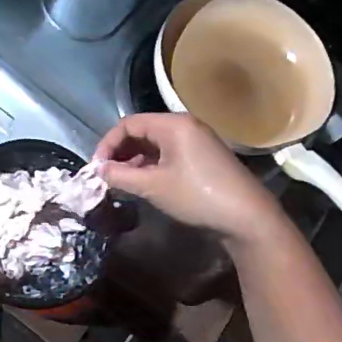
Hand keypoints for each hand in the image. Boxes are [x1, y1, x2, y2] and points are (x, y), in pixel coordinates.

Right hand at [92, 113, 287, 243]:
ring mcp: (195, 140)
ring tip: (120, 182)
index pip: (128, 124)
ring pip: (153, 144)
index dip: (107, 144)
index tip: (96, 168)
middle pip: (140, 131)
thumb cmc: (196, 196)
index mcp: (173, 125)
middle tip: (105, 175)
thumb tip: (98, 170)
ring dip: (132, 160)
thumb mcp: (152, 186)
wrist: (245, 216)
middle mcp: (184, 126)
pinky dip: (149, 165)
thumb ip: (119, 175)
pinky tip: (142, 183)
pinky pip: (167, 153)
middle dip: (119, 152)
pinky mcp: (201, 156)